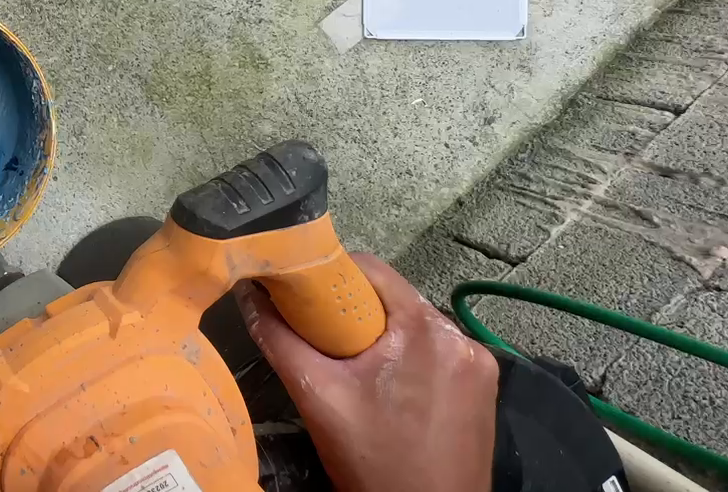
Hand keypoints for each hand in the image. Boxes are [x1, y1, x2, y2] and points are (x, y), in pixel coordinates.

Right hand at [237, 254, 497, 491]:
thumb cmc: (373, 459)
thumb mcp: (314, 392)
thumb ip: (276, 334)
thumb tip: (246, 291)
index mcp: (427, 330)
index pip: (368, 267)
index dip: (327, 275)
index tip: (301, 297)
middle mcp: (462, 339)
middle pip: (388, 294)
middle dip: (349, 307)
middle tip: (319, 334)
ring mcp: (478, 364)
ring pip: (407, 320)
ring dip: (373, 330)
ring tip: (345, 360)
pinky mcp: (482, 387)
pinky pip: (428, 346)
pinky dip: (399, 352)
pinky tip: (378, 380)